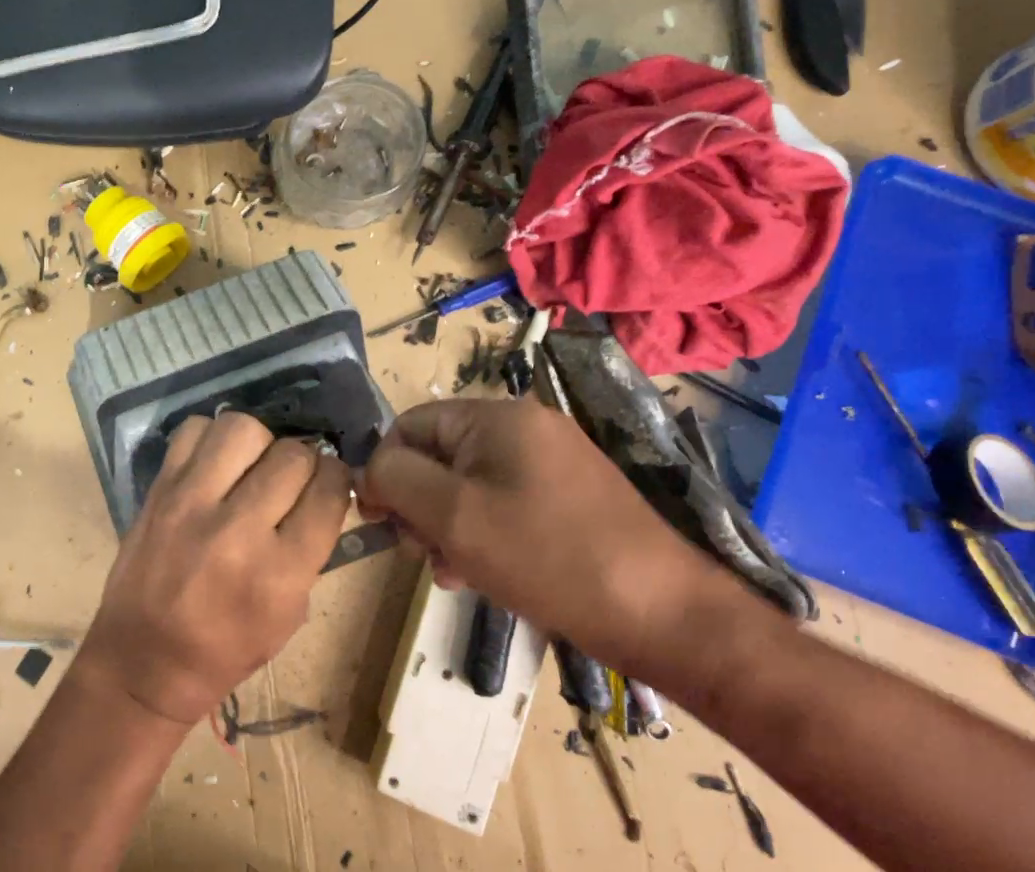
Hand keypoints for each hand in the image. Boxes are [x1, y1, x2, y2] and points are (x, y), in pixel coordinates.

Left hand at [78, 412, 350, 724]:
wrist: (144, 657)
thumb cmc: (225, 649)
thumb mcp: (290, 614)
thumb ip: (309, 550)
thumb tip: (321, 491)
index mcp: (281, 572)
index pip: (329, 491)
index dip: (338, 480)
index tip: (330, 484)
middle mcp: (238, 529)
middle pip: (292, 455)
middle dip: (303, 462)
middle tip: (290, 480)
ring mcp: (192, 502)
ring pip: (242, 429)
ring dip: (259, 442)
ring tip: (252, 466)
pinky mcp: (158, 489)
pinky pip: (192, 431)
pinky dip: (210, 439)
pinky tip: (214, 464)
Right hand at [360, 398, 737, 674]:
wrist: (665, 617)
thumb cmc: (548, 557)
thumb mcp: (453, 515)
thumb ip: (395, 478)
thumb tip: (369, 468)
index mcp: (497, 418)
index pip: (409, 426)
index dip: (385, 472)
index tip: (382, 523)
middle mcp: (525, 429)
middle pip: (436, 456)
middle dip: (418, 505)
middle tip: (423, 553)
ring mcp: (551, 465)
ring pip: (465, 486)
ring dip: (445, 527)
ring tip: (452, 572)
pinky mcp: (569, 500)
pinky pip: (501, 505)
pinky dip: (480, 536)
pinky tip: (479, 575)